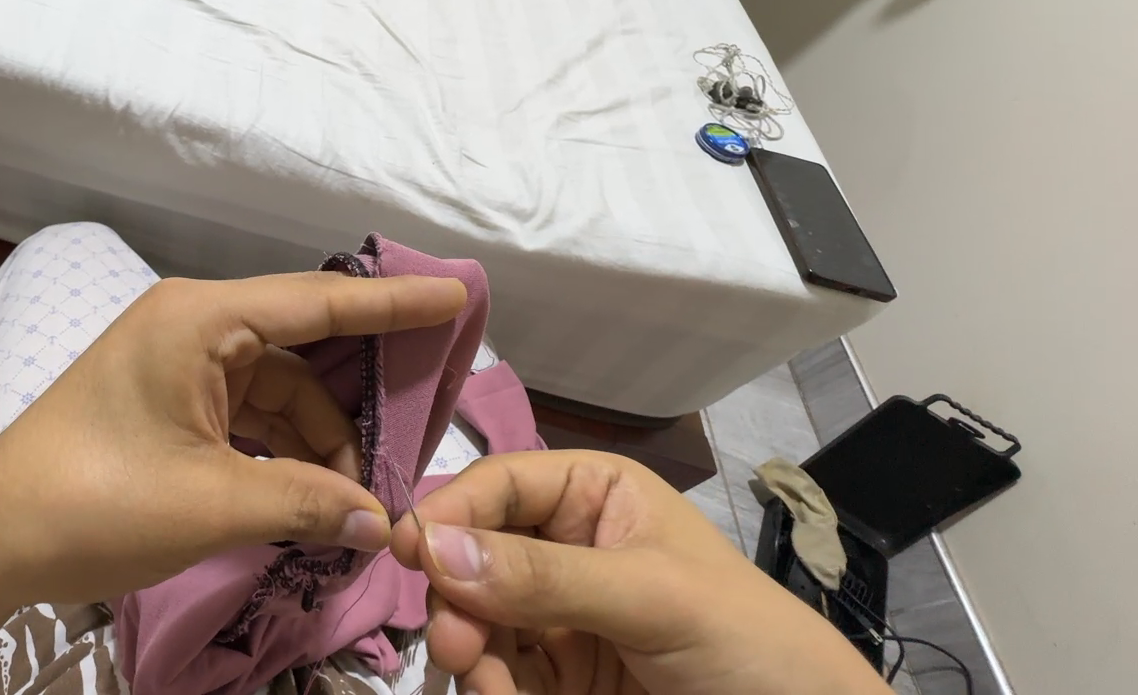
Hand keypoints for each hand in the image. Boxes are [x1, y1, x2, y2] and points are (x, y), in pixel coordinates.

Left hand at [0, 271, 468, 605]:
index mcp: (201, 317)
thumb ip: (307, 501)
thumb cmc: (96, 501)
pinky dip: (283, 446)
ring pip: (278, 386)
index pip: (316, 300)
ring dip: (319, 436)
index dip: (392, 302)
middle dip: (358, 389)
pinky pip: (248, 410)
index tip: (454, 294)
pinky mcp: (171, 396)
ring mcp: (180, 359)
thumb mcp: (212, 502)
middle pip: (301, 342)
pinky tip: (315, 489)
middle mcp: (194, 322)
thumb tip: (382, 523)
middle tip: (421, 419)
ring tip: (362, 493)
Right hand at [389, 450, 888, 694]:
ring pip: (477, 613)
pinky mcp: (561, 677)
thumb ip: (542, 576)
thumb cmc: (755, 654)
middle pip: (476, 552)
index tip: (406, 551)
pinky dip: (490, 685)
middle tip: (453, 646)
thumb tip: (428, 545)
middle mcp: (565, 544)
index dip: (450, 511)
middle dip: (458, 595)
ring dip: (470, 649)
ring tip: (481, 684)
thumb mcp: (653, 600)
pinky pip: (500, 668)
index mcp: (592, 495)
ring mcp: (559, 614)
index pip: (500, 486)